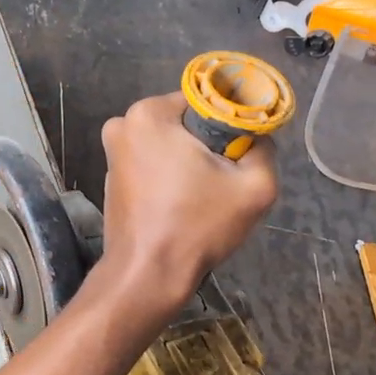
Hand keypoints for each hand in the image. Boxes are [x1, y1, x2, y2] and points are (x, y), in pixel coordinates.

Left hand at [98, 93, 278, 313]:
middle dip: (209, 145)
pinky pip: (152, 164)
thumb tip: (258, 138)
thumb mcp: (255, 186)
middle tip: (226, 178)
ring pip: (169, 145)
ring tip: (205, 195)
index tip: (243, 151)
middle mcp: (123, 124)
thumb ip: (263, 148)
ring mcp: (112, 153)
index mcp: (149, 113)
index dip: (231, 123)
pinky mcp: (112, 178)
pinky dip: (170, 176)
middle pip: (185, 123)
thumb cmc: (197, 225)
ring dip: (189, 163)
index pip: (205, 101)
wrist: (147, 273)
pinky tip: (183, 204)